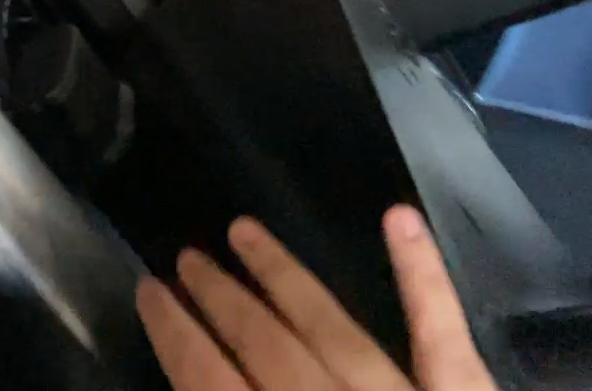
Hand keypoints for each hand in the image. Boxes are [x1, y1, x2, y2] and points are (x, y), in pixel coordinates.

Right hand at [135, 207, 496, 389]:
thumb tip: (196, 387)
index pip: (213, 386)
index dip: (176, 336)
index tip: (147, 292)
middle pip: (266, 350)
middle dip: (220, 300)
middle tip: (186, 257)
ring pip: (332, 329)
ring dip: (282, 275)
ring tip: (242, 229)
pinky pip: (444, 340)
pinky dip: (423, 279)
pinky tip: (397, 217)